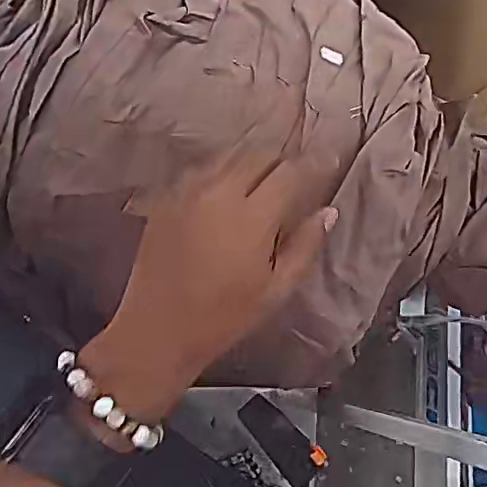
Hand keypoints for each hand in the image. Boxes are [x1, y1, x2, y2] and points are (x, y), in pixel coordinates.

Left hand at [79, 151, 335, 421]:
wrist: (157, 330)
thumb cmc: (223, 318)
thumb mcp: (275, 292)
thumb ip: (304, 247)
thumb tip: (327, 212)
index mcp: (251, 217)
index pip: (291, 173)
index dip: (314, 162)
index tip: (329, 158)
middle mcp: (218, 193)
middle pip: (259, 156)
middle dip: (281, 162)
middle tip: (293, 177)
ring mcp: (186, 192)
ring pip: (227, 156)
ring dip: (250, 162)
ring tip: (261, 179)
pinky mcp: (165, 199)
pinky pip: (200, 170)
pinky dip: (220, 171)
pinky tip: (225, 190)